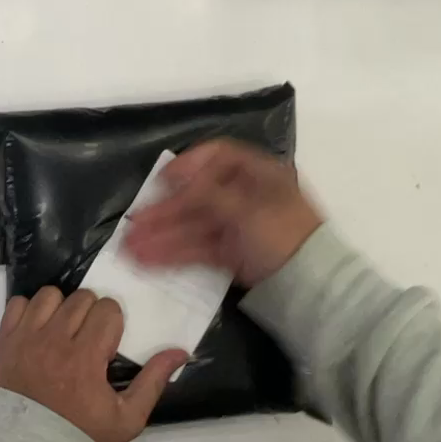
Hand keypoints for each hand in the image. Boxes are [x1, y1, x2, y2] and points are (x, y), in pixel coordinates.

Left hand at [0, 288, 187, 441]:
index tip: (108, 345)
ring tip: (63, 331)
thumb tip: (180, 352)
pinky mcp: (4, 341)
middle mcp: (54, 340)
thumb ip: (153, 381)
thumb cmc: (81, 434)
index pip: (108, 309)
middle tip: (89, 338)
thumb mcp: (127, 418)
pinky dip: (30, 311)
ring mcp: (26, 338)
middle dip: (91, 314)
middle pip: (82, 298)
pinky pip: (17, 303)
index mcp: (86, 356)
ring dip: (61, 308)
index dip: (113, 324)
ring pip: (50, 295)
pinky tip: (38, 330)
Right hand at [124, 139, 323, 287]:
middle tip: (133, 223)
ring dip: (161, 235)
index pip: (218, 157)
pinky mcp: (230, 254)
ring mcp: (236, 226)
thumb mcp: (248, 208)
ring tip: (129, 247)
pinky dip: (172, 253)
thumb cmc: (284, 234)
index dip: (189, 164)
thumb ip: (207, 191)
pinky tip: (147, 259)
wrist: (311, 283)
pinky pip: (196, 248)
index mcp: (258, 175)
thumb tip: (174, 174)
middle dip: (163, 210)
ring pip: (192, 225)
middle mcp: (245, 196)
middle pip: (197, 196)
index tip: (163, 179)